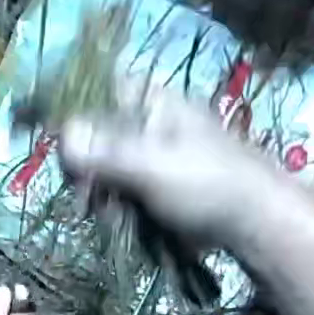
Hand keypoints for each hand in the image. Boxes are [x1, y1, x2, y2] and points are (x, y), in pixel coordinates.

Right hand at [56, 84, 290, 242]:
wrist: (251, 220)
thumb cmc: (206, 183)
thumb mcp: (152, 166)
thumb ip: (106, 153)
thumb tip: (61, 138)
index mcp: (149, 102)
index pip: (94, 91)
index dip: (71, 115)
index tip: (61, 152)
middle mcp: (146, 122)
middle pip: (95, 136)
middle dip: (85, 170)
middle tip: (86, 200)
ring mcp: (151, 155)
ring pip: (104, 169)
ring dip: (100, 195)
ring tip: (110, 218)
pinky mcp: (155, 186)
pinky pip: (121, 191)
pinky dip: (115, 207)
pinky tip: (119, 223)